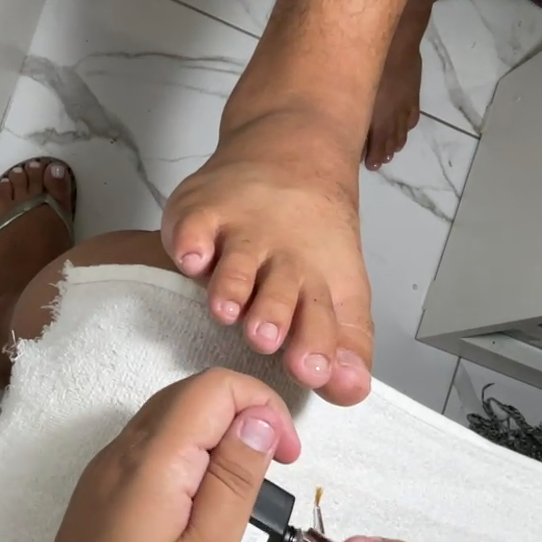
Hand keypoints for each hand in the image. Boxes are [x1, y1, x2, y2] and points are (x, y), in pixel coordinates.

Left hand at [4, 368, 301, 541]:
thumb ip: (233, 485)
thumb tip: (258, 420)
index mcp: (149, 465)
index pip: (213, 387)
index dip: (262, 406)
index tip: (289, 458)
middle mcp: (121, 451)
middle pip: (192, 393)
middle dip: (247, 415)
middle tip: (277, 470)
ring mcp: (107, 467)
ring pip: (174, 416)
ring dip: (221, 435)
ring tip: (249, 490)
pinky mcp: (103, 487)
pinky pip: (156, 444)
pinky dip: (194, 453)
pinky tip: (208, 500)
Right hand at [161, 110, 373, 405]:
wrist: (290, 152)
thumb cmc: (311, 240)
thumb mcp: (340, 292)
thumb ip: (343, 347)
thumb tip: (350, 389)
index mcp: (317, 286)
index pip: (322, 319)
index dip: (318, 346)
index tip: (313, 370)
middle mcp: (281, 262)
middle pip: (278, 293)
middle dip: (272, 315)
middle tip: (265, 337)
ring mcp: (241, 235)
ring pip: (237, 263)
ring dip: (232, 285)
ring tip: (226, 309)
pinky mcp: (203, 213)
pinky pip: (194, 226)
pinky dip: (191, 240)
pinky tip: (191, 257)